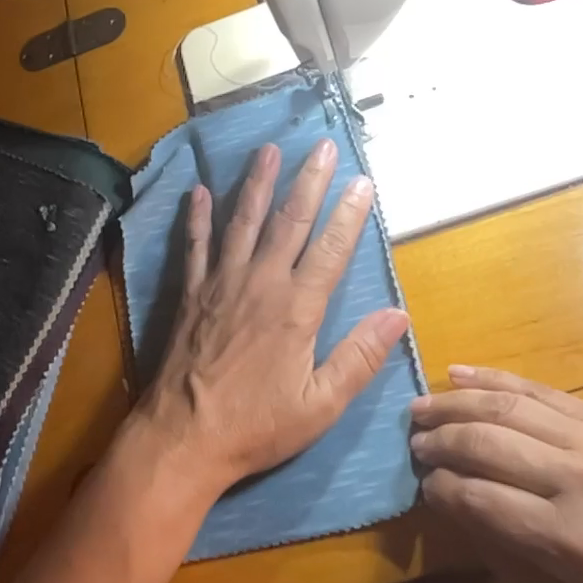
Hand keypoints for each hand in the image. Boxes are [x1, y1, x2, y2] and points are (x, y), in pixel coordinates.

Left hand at [133, 140, 410, 492]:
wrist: (183, 436)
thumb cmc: (257, 426)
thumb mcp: (320, 404)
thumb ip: (359, 357)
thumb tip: (398, 314)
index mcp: (297, 308)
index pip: (331, 249)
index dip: (349, 214)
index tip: (363, 182)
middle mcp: (261, 283)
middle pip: (289, 221)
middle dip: (308, 181)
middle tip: (321, 146)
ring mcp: (222, 282)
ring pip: (243, 221)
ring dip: (257, 184)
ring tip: (268, 150)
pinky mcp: (191, 292)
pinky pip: (196, 245)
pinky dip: (198, 217)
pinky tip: (198, 191)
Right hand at [410, 367, 582, 582]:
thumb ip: (517, 560)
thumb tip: (461, 513)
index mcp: (576, 541)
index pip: (481, 499)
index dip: (441, 490)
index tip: (420, 485)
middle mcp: (582, 480)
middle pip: (487, 443)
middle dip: (440, 441)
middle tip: (411, 441)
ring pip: (508, 405)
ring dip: (457, 402)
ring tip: (421, 404)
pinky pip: (543, 390)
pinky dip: (497, 380)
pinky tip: (463, 373)